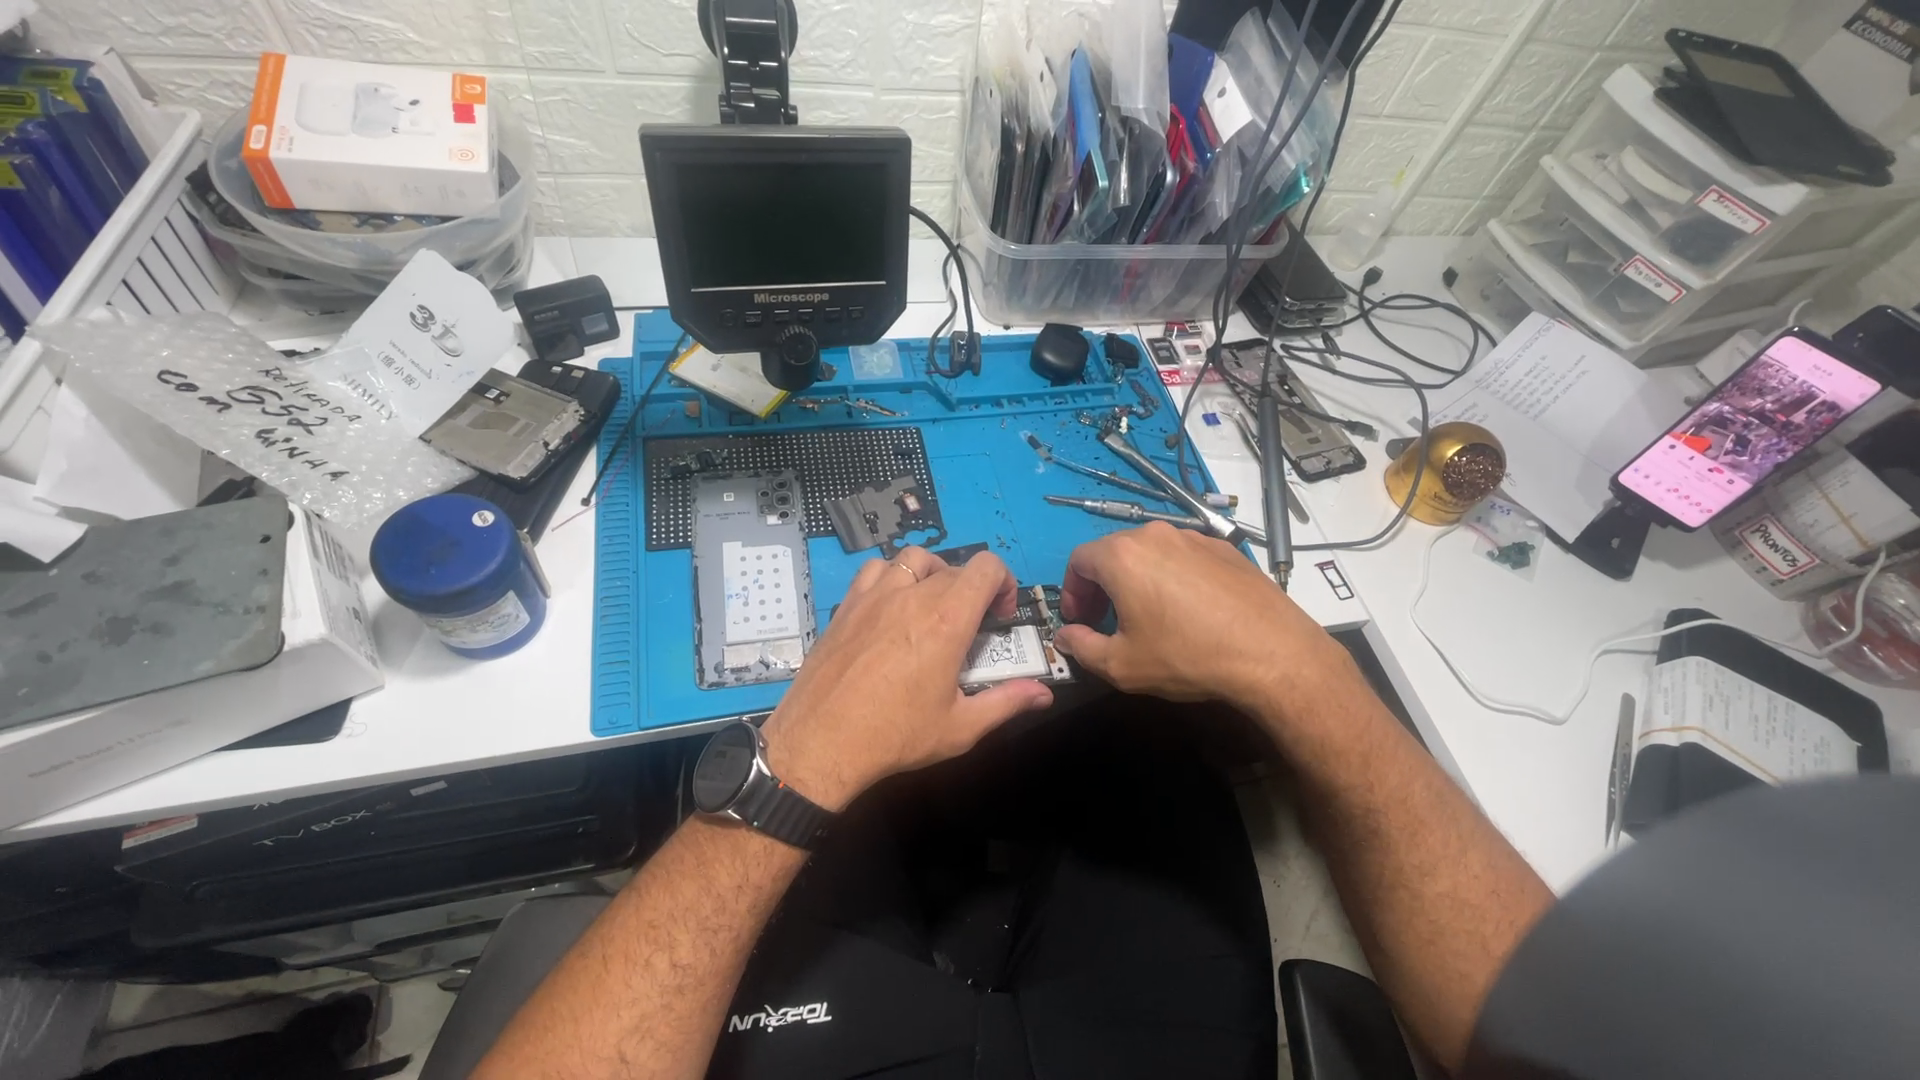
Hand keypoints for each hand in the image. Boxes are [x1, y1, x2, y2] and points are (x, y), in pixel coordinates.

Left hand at [761, 547, 1054, 810]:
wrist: (820, 743)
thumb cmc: (895, 736)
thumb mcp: (961, 727)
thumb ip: (1007, 702)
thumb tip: (1043, 693)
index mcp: (947, 620)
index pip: (986, 567)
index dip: (1004, 584)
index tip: (1000, 616)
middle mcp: (912, 596)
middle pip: (954, 567)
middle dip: (972, 589)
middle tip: (970, 627)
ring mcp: (874, 596)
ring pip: (912, 559)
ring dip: (932, 574)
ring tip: (932, 605)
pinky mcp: (846, 605)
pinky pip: (874, 570)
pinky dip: (891, 576)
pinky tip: (891, 606)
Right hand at [1053, 523, 1356, 721]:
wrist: (1271, 653)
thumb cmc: (1186, 656)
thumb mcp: (1121, 664)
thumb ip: (1082, 647)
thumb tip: (1066, 636)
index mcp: (1123, 555)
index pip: (1079, 561)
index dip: (1071, 592)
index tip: (1079, 621)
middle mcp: (1156, 535)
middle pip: (1114, 552)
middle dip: (1102, 586)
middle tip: (1107, 621)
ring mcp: (1195, 538)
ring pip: (1151, 553)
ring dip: (1137, 580)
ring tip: (1148, 617)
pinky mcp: (1227, 550)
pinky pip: (1185, 558)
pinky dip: (1173, 578)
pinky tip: (1189, 612)